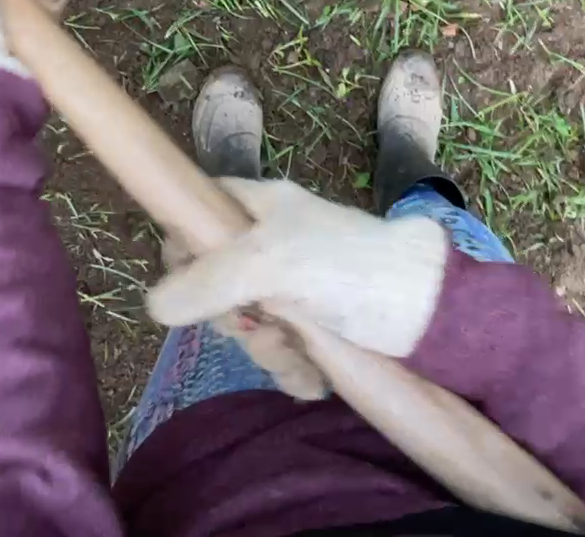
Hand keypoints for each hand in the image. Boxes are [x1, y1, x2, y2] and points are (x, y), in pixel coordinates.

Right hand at [146, 178, 449, 358]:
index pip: (199, 211)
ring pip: (248, 322)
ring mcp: (294, 286)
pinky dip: (293, 369)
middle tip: (261, 321)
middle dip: (235, 315)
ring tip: (300, 353)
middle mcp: (272, 244)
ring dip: (268, 349)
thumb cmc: (346, 267)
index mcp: (259, 208)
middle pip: (216, 280)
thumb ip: (208, 280)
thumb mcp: (269, 262)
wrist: (429, 313)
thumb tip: (154, 304)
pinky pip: (279, 351)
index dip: (185, 244)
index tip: (191, 283)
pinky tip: (315, 376)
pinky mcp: (316, 324)